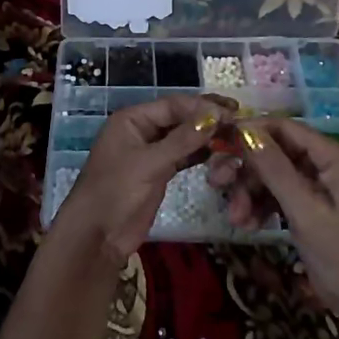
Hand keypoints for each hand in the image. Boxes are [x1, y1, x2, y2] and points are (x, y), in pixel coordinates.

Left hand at [52, 95, 224, 263]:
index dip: (202, 107)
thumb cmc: (116, 191)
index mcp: (131, 120)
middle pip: (179, 118)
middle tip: (241, 123)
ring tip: (236, 138)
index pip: (172, 105)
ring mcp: (149, 152)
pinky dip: (200, 154)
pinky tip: (221, 155)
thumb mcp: (149, 163)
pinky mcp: (157, 173)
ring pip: (183, 138)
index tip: (234, 114)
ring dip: (206, 137)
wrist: (97, 234)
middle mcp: (140, 131)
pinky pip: (183, 156)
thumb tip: (215, 116)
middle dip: (207, 120)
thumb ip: (182, 140)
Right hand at [209, 118, 338, 320]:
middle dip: (246, 171)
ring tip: (237, 219)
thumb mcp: (304, 211)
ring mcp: (323, 188)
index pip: (287, 129)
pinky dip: (263, 207)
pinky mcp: (315, 207)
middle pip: (276, 153)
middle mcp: (330, 167)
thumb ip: (275, 169)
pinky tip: (249, 225)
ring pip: (274, 176)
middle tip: (216, 185)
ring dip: (250, 194)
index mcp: (337, 160)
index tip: (218, 144)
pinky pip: (281, 196)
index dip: (252, 132)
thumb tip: (246, 130)